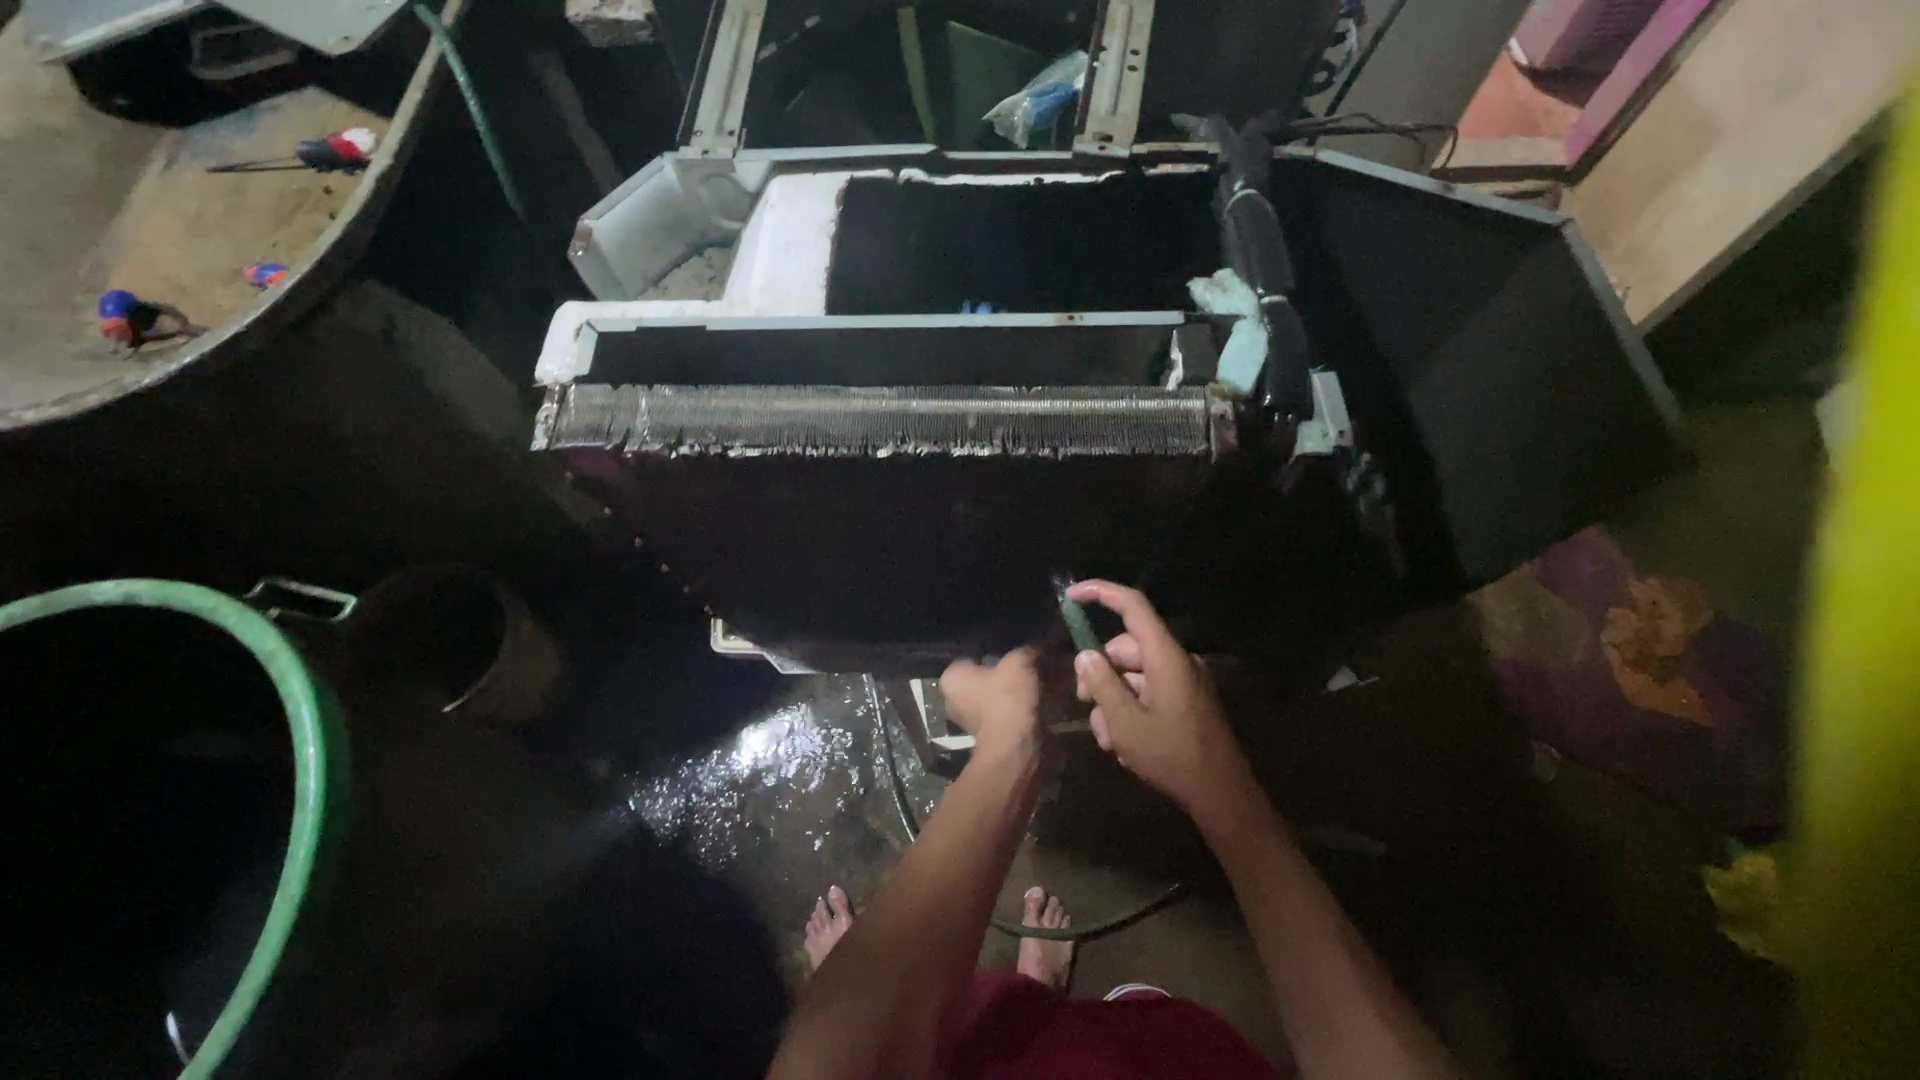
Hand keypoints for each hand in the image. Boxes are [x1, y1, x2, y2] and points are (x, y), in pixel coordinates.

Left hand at [940, 647, 1042, 760]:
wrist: (1017, 748)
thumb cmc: (1007, 699)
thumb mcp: (1019, 663)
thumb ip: (1026, 650)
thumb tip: (1039, 645)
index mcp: (951, 678)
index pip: (972, 656)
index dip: (996, 651)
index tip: (1016, 650)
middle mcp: (953, 701)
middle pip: (986, 678)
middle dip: (1008, 674)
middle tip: (1033, 665)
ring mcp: (969, 723)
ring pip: (997, 698)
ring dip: (1017, 692)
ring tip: (1042, 682)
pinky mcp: (988, 738)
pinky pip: (1006, 714)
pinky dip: (1021, 709)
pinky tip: (1042, 701)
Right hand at [1067, 580, 1249, 812]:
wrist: (1221, 794)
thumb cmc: (1171, 755)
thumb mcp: (1125, 723)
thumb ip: (1102, 684)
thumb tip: (1086, 655)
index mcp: (1166, 657)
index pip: (1133, 606)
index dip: (1101, 593)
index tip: (1071, 597)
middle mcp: (1178, 661)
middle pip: (1127, 647)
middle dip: (1100, 672)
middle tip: (1084, 703)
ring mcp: (1185, 681)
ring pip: (1134, 674)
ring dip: (1114, 700)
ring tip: (1109, 739)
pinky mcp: (1188, 701)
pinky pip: (1150, 691)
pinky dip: (1132, 709)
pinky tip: (1124, 744)